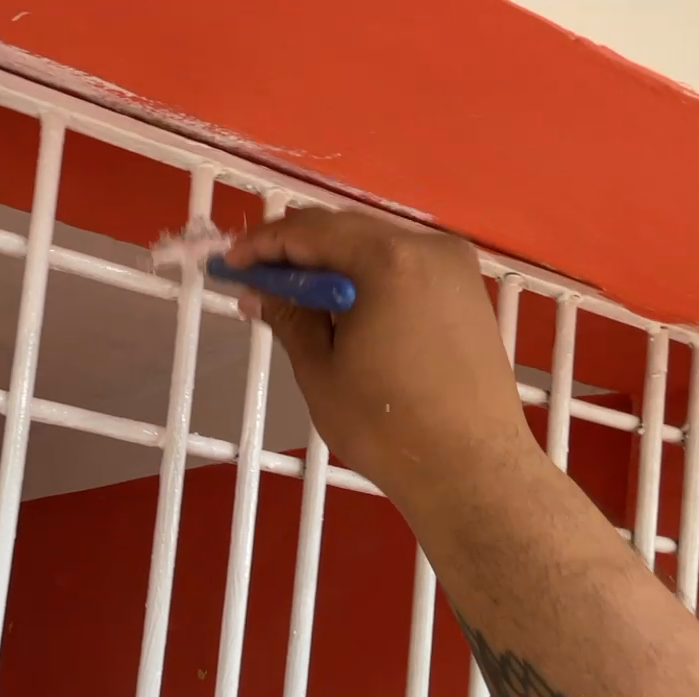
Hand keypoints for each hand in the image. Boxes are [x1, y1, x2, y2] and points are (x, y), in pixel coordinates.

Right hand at [227, 207, 536, 511]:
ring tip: (291, 299)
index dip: (263, 243)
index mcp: (387, 260)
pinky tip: (338, 309)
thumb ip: (289, 318)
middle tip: (255, 280)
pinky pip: (400, 266)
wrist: (468, 465)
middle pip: (345, 230)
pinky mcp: (465, 290)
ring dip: (328, 264)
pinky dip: (361, 277)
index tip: (230, 263)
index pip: (311, 231)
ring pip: (373, 246)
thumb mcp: (320, 370)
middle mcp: (428, 246)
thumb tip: (257, 292)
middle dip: (295, 250)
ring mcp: (454, 266)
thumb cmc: (383, 423)